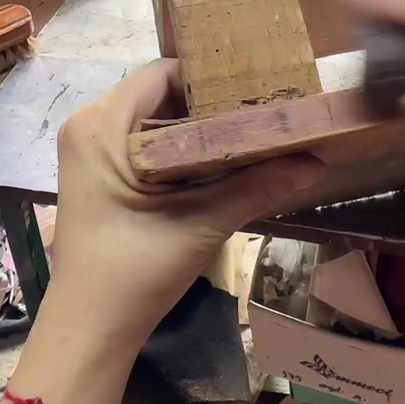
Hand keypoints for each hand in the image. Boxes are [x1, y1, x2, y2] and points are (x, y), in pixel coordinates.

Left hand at [48, 59, 325, 335]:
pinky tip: (214, 156)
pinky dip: (175, 141)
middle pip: (157, 90)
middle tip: (257, 108)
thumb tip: (316, 161)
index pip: (162, 72)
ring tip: (245, 129)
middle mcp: (89, 123)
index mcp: (100, 124)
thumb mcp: (200, 225)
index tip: (253, 88)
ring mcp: (89, 145)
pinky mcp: (96, 167)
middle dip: (207, 100)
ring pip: (151, 114)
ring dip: (194, 123)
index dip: (210, 76)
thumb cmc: (133, 273)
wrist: (88, 331)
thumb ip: (256, 186)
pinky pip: (140, 135)